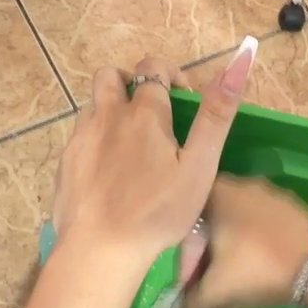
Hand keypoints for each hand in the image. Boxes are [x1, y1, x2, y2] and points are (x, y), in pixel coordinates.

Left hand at [51, 41, 255, 273]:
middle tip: (151, 114)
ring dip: (112, 112)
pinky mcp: (65, 164)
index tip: (184, 101)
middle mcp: (107, 116)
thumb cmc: (158, 211)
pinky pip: (80, 138)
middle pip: (111, 76)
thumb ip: (217, 113)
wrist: (100, 249)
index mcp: (144, 114)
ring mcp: (81, 139)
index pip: (153, 68)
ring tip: (131, 146)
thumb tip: (241, 58)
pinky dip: (96, 142)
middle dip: (131, 83)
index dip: (171, 76)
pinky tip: (110, 174)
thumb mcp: (200, 165)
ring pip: (93, 106)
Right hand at [176, 175, 307, 307]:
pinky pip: (259, 236)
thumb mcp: (215, 293)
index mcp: (217, 193)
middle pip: (211, 234)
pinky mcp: (292, 214)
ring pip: (236, 238)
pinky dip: (250, 260)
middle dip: (206, 272)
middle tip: (207, 301)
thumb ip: (188, 307)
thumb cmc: (260, 270)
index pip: (184, 229)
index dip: (184, 267)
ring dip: (227, 271)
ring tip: (229, 304)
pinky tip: (252, 289)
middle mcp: (242, 187)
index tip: (189, 293)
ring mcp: (271, 198)